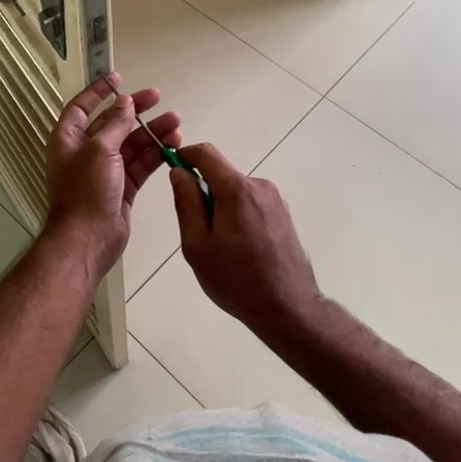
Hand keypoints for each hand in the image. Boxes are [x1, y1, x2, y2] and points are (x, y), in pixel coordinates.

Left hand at [43, 73, 181, 278]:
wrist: (87, 239)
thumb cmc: (85, 190)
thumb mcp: (99, 150)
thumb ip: (115, 124)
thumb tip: (125, 102)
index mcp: (69, 139)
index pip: (82, 107)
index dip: (98, 91)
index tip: (118, 77)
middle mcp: (85, 152)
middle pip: (112, 123)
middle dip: (135, 110)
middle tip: (158, 97)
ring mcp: (105, 171)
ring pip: (131, 144)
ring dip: (151, 132)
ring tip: (176, 121)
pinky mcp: (122, 188)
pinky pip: (140, 164)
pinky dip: (155, 154)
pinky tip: (173, 144)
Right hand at [170, 144, 321, 333]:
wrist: (288, 308)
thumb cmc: (236, 279)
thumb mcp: (197, 245)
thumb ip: (187, 202)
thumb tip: (179, 172)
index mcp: (236, 189)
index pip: (206, 153)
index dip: (185, 155)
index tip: (172, 168)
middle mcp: (259, 186)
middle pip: (221, 175)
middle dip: (204, 193)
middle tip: (199, 233)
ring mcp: (276, 200)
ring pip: (236, 192)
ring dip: (222, 208)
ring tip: (223, 248)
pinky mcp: (284, 214)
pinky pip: (251, 204)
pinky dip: (239, 216)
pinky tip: (242, 250)